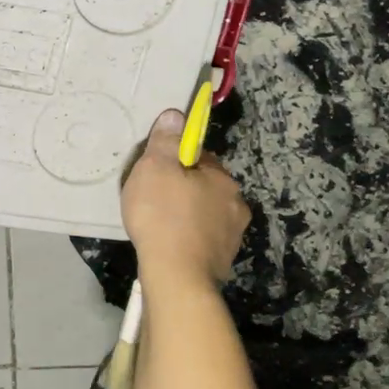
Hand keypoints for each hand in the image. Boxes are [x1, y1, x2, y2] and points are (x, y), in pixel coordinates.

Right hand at [121, 108, 248, 288]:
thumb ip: (165, 141)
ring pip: (206, 210)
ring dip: (188, 210)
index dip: (175, 158)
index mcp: (222, 178)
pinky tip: (170, 238)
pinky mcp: (223, 255)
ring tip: (159, 219)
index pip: (200, 155)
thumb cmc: (162, 214)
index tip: (155, 168)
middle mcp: (236, 202)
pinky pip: (204, 233)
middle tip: (152, 193)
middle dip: (183, 185)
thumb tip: (176, 115)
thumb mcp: (154, 169)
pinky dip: (189, 232)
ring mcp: (233, 232)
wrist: (178, 273)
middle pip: (205, 183)